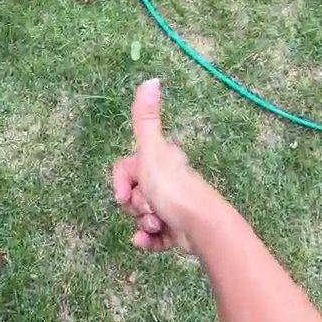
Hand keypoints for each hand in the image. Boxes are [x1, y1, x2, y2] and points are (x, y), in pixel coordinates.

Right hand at [111, 79, 220, 253]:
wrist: (201, 226)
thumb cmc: (173, 188)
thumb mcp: (152, 150)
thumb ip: (145, 118)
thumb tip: (151, 79)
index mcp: (160, 160)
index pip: (125, 171)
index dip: (120, 183)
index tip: (123, 194)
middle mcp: (167, 180)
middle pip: (133, 195)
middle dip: (135, 206)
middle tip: (148, 208)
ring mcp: (172, 206)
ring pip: (141, 216)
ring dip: (143, 224)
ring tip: (156, 226)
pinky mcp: (176, 230)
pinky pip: (153, 236)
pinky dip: (148, 241)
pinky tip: (148, 242)